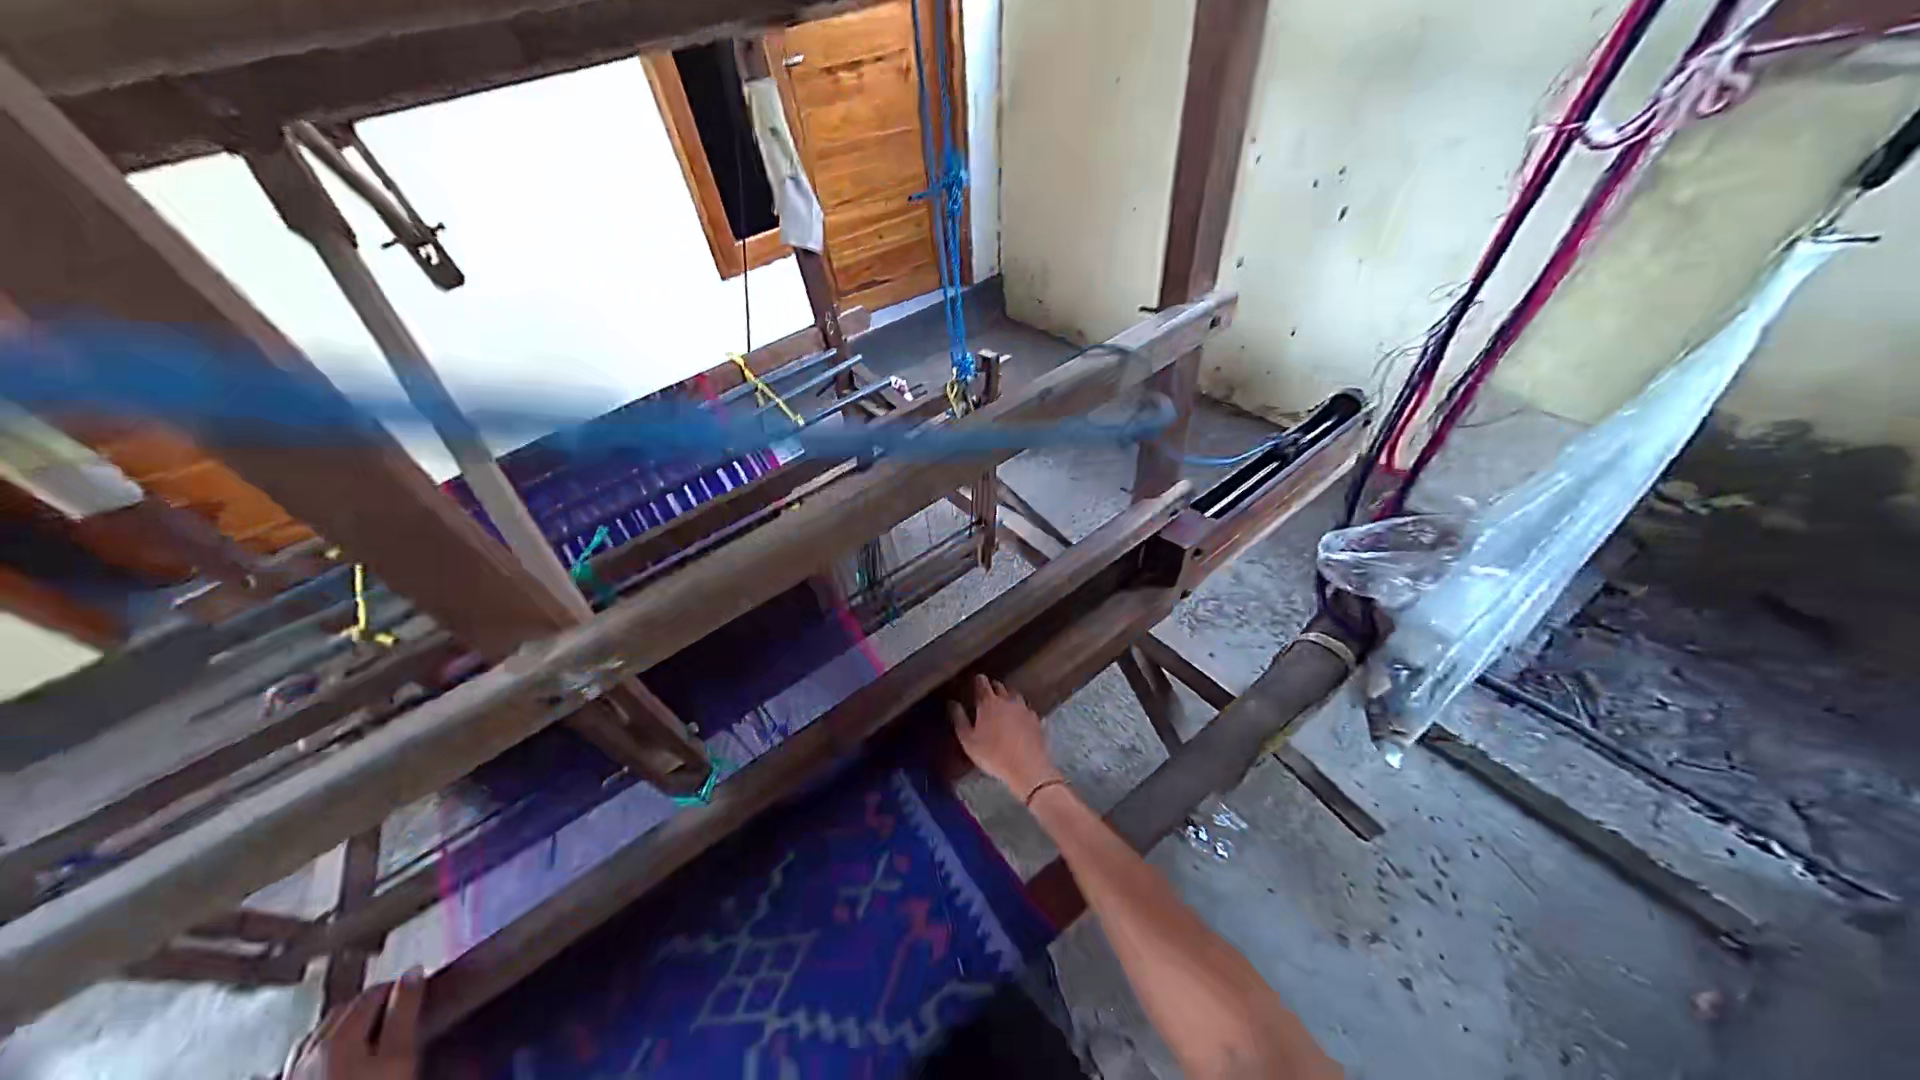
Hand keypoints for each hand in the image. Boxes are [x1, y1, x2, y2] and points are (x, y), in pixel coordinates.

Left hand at [287, 971, 422, 1079]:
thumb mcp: (400, 1056)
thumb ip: (406, 1010)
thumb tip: (414, 971)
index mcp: (338, 1037)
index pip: (372, 994)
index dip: (398, 987)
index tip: (419, 990)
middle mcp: (308, 1050)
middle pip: (344, 1009)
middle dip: (373, 1001)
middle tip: (402, 1005)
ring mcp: (292, 1074)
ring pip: (322, 1031)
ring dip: (349, 1020)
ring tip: (375, 1025)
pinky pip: (306, 1054)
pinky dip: (328, 1042)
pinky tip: (338, 1054)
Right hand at [949, 674, 1061, 799]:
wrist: (1028, 768)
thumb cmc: (993, 755)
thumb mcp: (968, 741)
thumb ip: (959, 719)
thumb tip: (952, 703)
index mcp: (988, 702)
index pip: (981, 682)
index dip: (977, 680)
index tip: (974, 681)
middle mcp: (1007, 700)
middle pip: (999, 686)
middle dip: (992, 687)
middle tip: (986, 693)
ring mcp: (1024, 709)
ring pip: (1014, 695)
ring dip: (1008, 696)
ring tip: (1002, 704)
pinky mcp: (1036, 720)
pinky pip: (1026, 709)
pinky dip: (1020, 710)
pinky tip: (1018, 719)